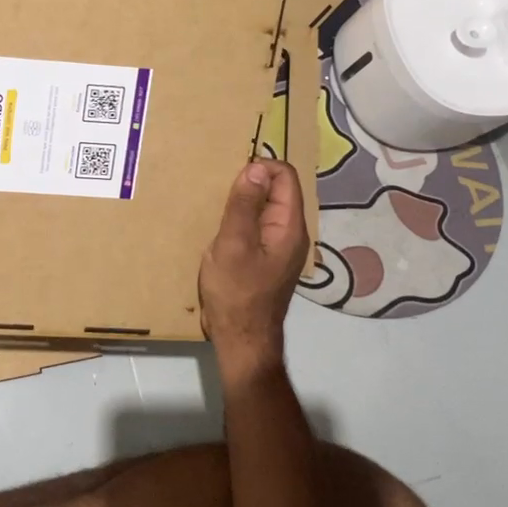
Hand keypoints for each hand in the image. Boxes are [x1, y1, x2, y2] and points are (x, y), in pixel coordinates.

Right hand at [199, 159, 308, 378]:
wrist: (241, 339)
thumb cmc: (236, 292)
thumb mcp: (234, 244)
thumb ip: (244, 205)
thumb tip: (255, 167)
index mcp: (289, 227)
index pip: (285, 176)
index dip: (260, 167)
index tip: (230, 175)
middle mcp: (291, 234)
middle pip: (277, 191)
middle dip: (251, 183)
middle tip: (219, 189)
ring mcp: (280, 249)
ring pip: (265, 210)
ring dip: (244, 203)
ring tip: (217, 207)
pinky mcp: (266, 261)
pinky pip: (257, 228)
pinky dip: (241, 222)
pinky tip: (221, 230)